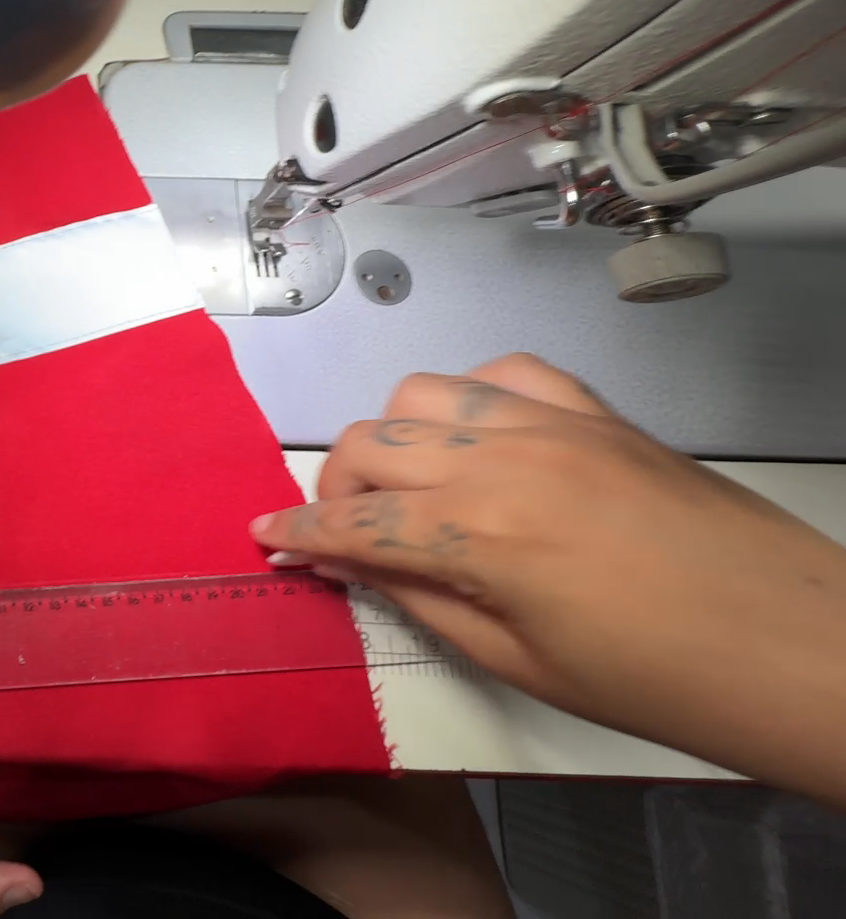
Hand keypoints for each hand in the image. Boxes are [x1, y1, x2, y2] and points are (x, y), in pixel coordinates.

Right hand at [250, 353, 845, 804]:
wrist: (817, 656)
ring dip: (391, 440)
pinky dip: (470, 400)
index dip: (296, 530)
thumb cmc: (656, 682)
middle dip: (333, 488)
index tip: (265, 535)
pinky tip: (478, 438)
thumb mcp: (511, 660)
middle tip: (346, 528)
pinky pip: (503, 373)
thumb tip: (336, 557)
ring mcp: (552, 427)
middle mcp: (502, 463)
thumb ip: (409, 594)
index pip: (350, 522)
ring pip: (416, 397)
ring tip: (408, 481)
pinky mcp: (597, 414)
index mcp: (479, 536)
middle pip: (367, 446)